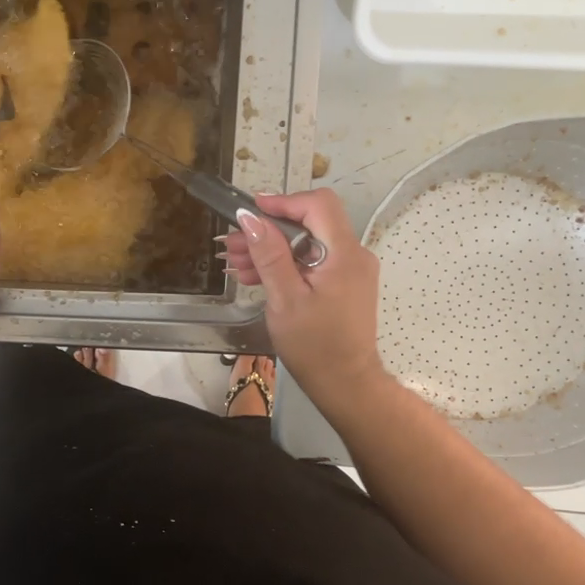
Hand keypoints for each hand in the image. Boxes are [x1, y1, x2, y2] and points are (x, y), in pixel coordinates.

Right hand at [222, 189, 387, 407]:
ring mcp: (349, 270)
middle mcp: (353, 255)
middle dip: (268, 230)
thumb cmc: (314, 345)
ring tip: (234, 264)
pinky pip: (311, 262)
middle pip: (310, 224)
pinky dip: (284, 265)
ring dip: (271, 249)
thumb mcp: (285, 299)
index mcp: (344, 254)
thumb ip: (269, 255)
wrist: (344, 382)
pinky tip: (254, 276)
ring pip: (307, 244)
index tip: (250, 211)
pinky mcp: (343, 284)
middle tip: (230, 245)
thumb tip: (250, 218)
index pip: (318, 205)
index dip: (283, 202)